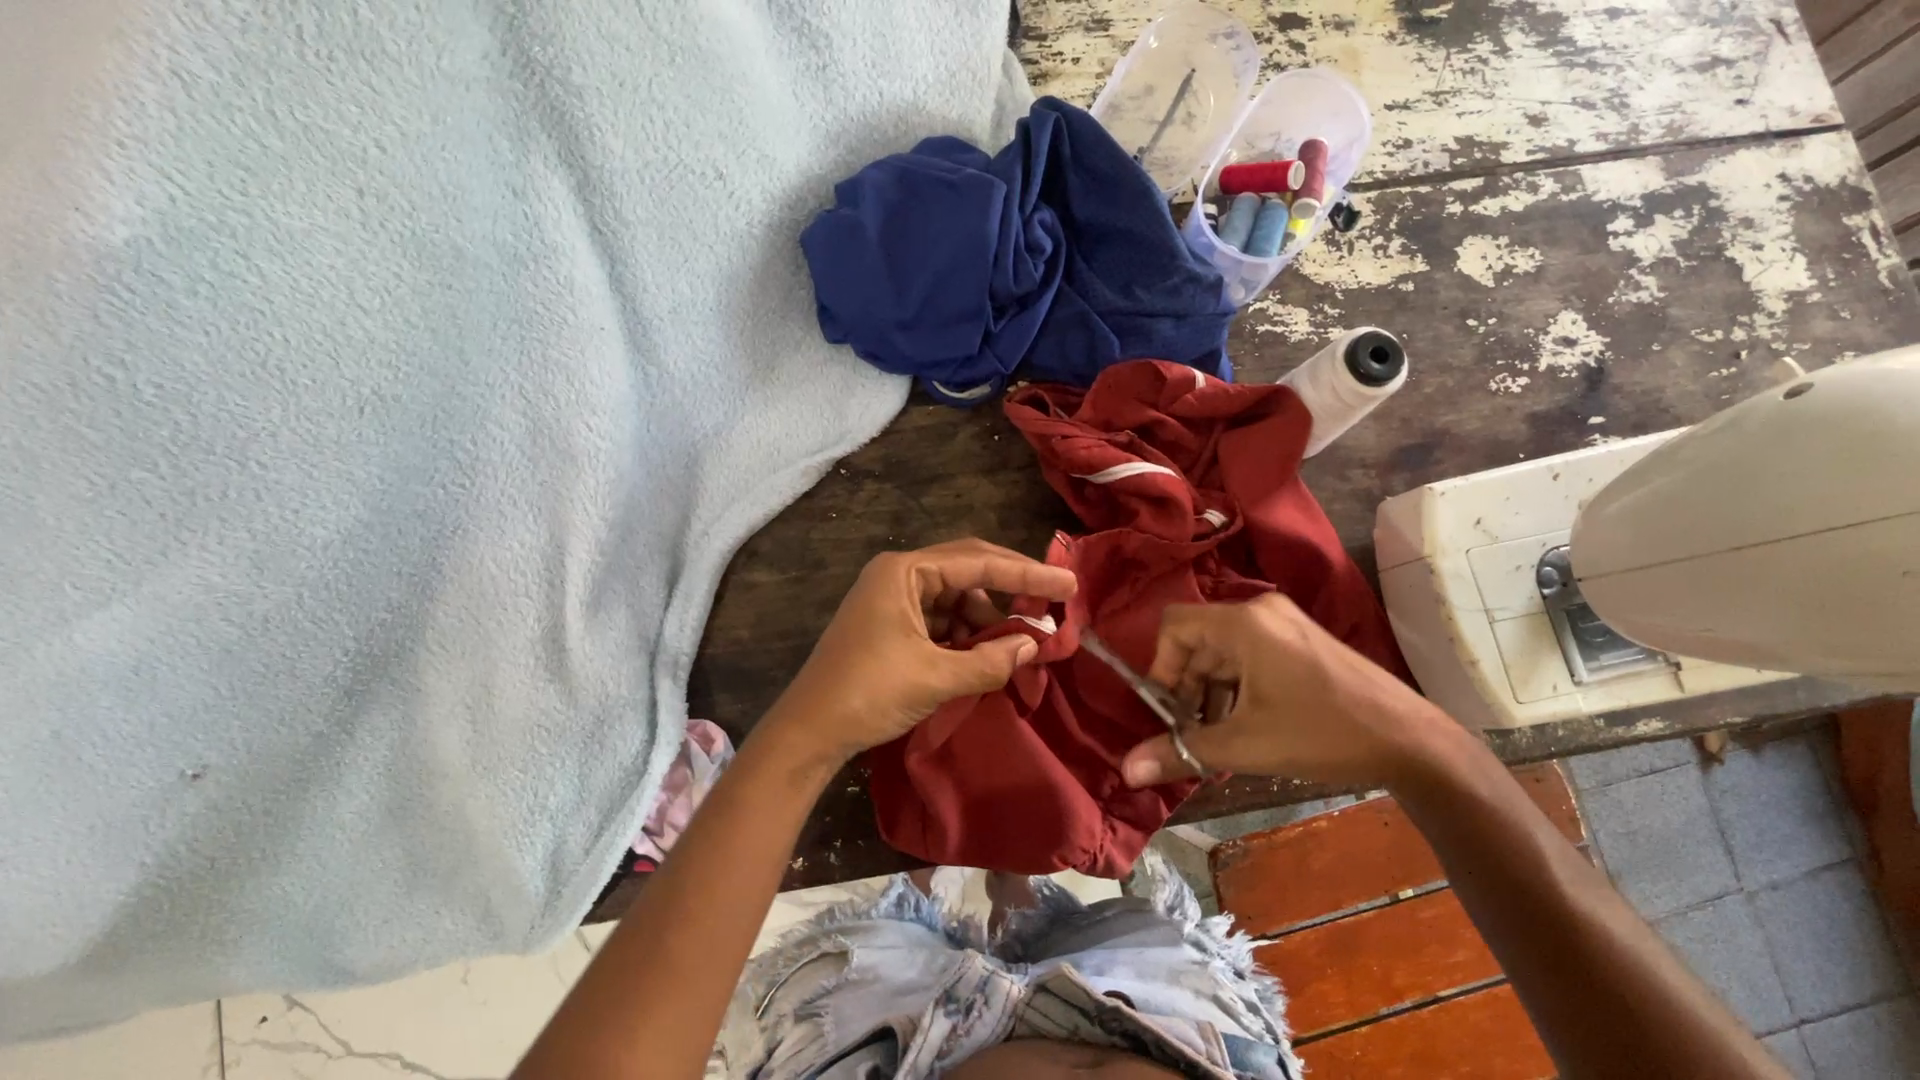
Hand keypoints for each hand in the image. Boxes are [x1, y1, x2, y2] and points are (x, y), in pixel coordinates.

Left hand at [762, 539, 1076, 766]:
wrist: (809, 732)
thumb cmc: (869, 693)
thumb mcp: (936, 677)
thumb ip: (990, 660)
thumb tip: (1033, 646)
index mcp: (904, 571)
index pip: (979, 562)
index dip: (1027, 575)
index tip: (1068, 586)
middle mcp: (898, 575)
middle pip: (968, 572)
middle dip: (1010, 592)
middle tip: (1054, 607)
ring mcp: (891, 600)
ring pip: (956, 599)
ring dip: (988, 620)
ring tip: (1019, 646)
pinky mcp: (890, 626)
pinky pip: (940, 621)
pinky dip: (966, 637)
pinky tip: (985, 657)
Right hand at [1120, 594, 1457, 788]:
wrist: (1410, 741)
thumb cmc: (1321, 734)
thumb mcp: (1244, 746)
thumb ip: (1181, 752)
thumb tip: (1126, 770)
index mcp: (1244, 623)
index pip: (1173, 627)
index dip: (1160, 669)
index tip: (1170, 713)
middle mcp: (1262, 612)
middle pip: (1198, 642)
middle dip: (1187, 689)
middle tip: (1193, 734)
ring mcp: (1287, 624)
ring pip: (1224, 653)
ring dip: (1212, 693)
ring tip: (1222, 737)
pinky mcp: (1303, 642)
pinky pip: (1251, 656)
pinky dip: (1238, 688)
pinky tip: (1250, 726)